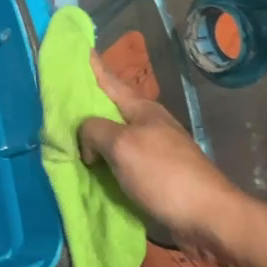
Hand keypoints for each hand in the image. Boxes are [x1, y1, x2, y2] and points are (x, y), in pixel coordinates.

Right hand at [77, 57, 251, 259]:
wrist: (207, 217)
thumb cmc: (164, 174)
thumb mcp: (122, 145)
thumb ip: (95, 131)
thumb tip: (88, 140)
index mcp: (142, 109)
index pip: (110, 81)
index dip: (93, 66)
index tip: (79, 48)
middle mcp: (148, 124)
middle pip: (111, 108)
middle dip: (88, 103)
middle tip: (59, 100)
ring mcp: (154, 150)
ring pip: (116, 136)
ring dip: (95, 137)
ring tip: (70, 138)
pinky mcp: (156, 176)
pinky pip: (122, 162)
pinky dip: (106, 162)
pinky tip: (93, 169)